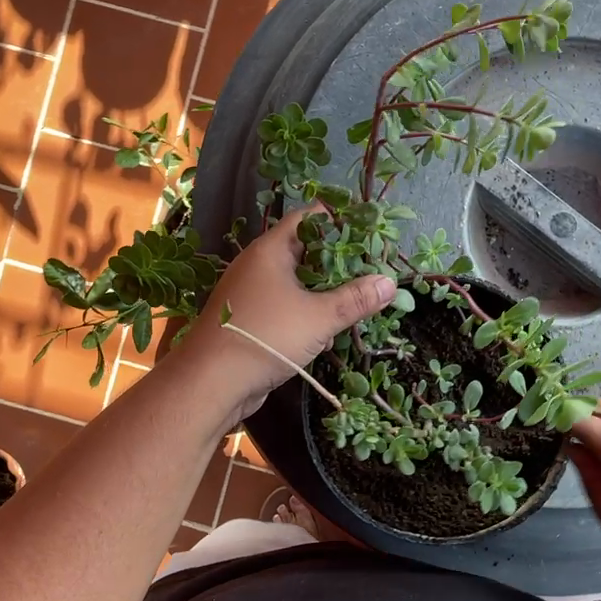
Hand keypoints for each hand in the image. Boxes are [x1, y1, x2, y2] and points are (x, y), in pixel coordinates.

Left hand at [174, 206, 395, 422]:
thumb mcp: (319, 318)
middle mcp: (259, 265)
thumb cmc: (266, 337)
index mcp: (271, 250)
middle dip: (339, 263)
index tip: (371, 232)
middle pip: (306, 251)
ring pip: (297, 284)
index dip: (340, 221)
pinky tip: (326, 336)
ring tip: (357, 305)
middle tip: (373, 270)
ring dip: (324, 294)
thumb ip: (356, 299)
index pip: (309, 218)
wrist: (211, 382)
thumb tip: (389, 282)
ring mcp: (252, 293)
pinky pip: (285, 308)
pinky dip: (307, 316)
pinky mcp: (251, 320)